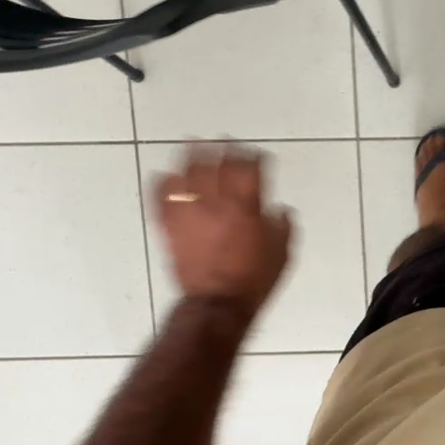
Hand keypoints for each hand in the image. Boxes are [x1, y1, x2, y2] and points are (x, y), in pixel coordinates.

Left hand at [155, 145, 293, 316]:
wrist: (218, 304)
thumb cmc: (255, 279)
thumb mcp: (282, 252)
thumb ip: (281, 225)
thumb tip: (278, 210)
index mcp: (246, 206)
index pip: (249, 168)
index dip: (254, 157)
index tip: (258, 153)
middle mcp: (215, 202)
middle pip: (216, 164)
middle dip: (222, 148)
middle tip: (224, 139)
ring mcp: (189, 212)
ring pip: (186, 174)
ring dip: (190, 155)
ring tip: (192, 143)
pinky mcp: (170, 226)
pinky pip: (161, 198)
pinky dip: (162, 184)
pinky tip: (165, 175)